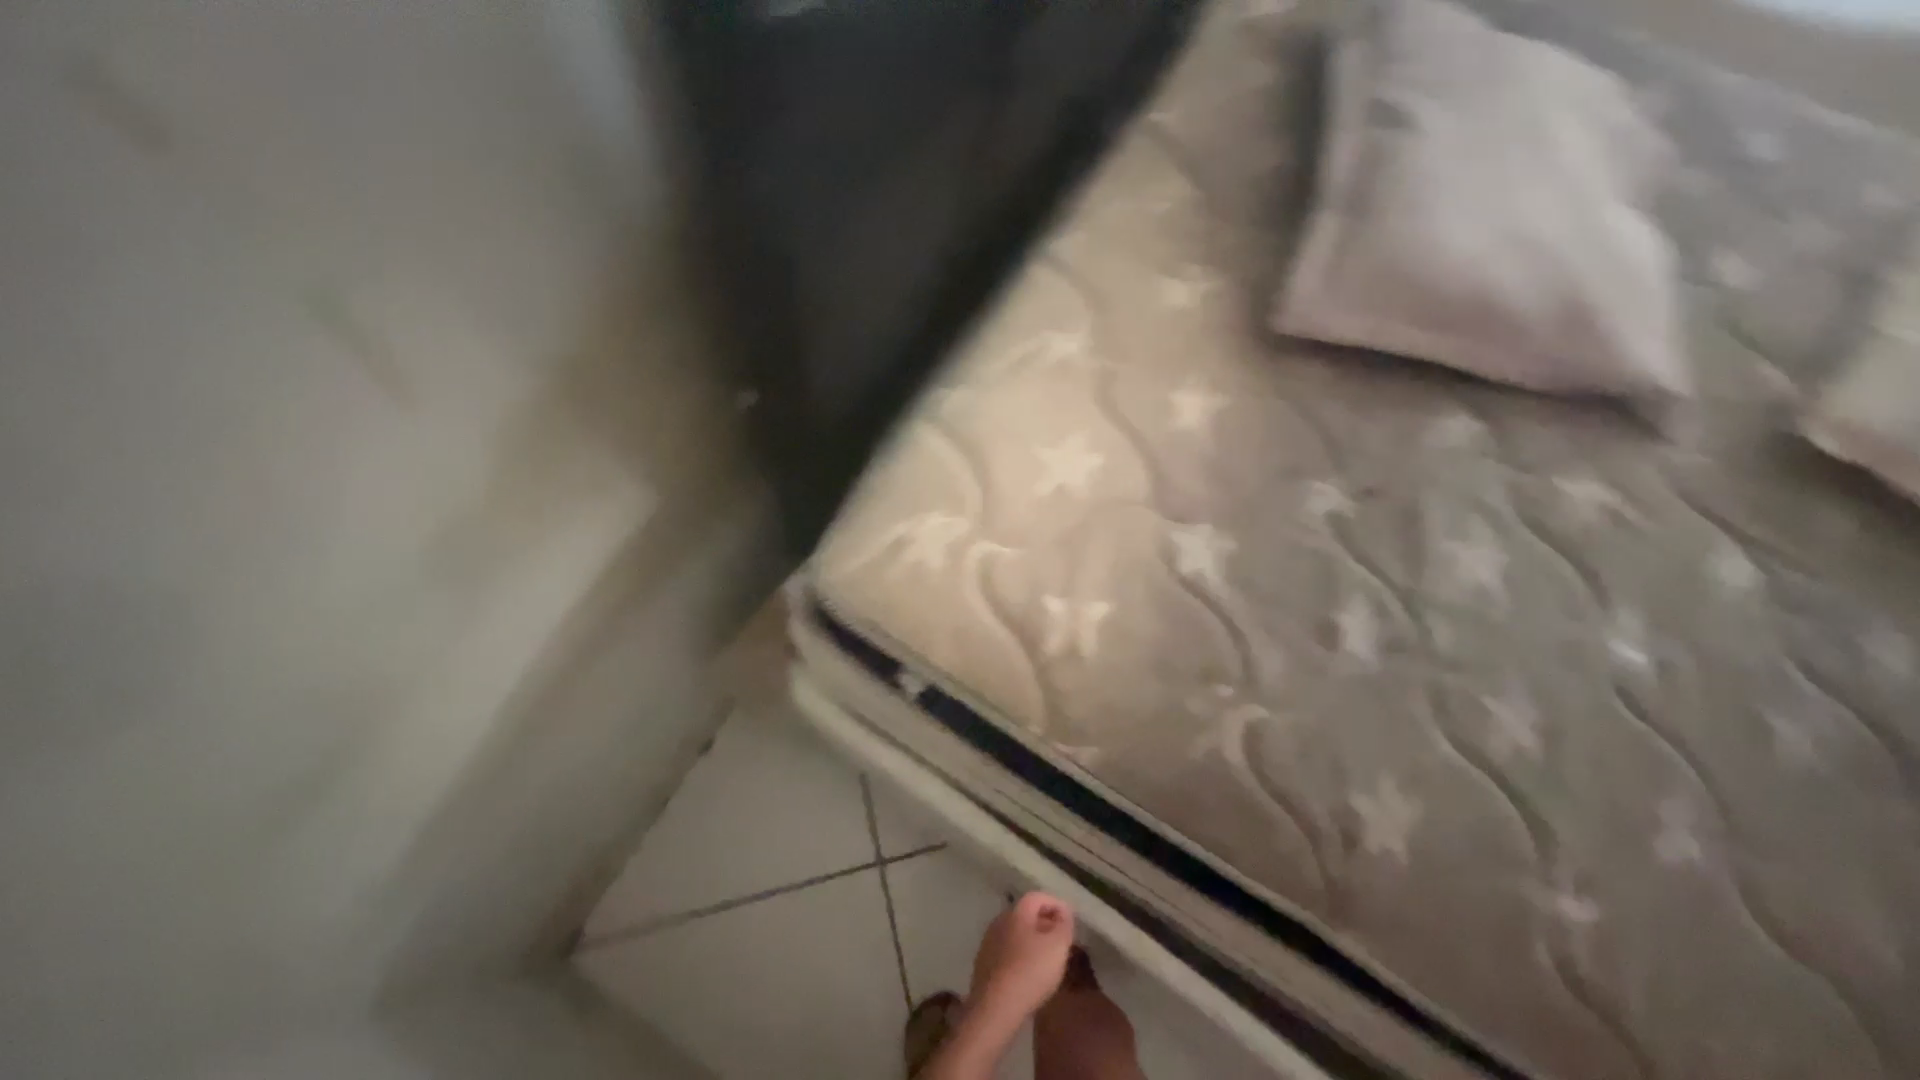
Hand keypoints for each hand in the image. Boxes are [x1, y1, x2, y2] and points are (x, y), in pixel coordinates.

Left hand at [967, 892, 1077, 1025]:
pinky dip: (1022, 955)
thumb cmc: (1031, 971)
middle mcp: (999, 921)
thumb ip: (1064, 925)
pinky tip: (1031, 973)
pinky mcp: (984, 964)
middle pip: (1026, 914)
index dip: (1057, 904)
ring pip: (1016, 934)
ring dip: (1033, 940)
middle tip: (1062, 939)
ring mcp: (988, 943)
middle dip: (1046, 923)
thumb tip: (1063, 913)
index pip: (1038, 896)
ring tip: (1049, 958)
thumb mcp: (1058, 946)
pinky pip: (1008, 951)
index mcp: (1016, 912)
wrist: (996, 1007)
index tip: (1071, 920)